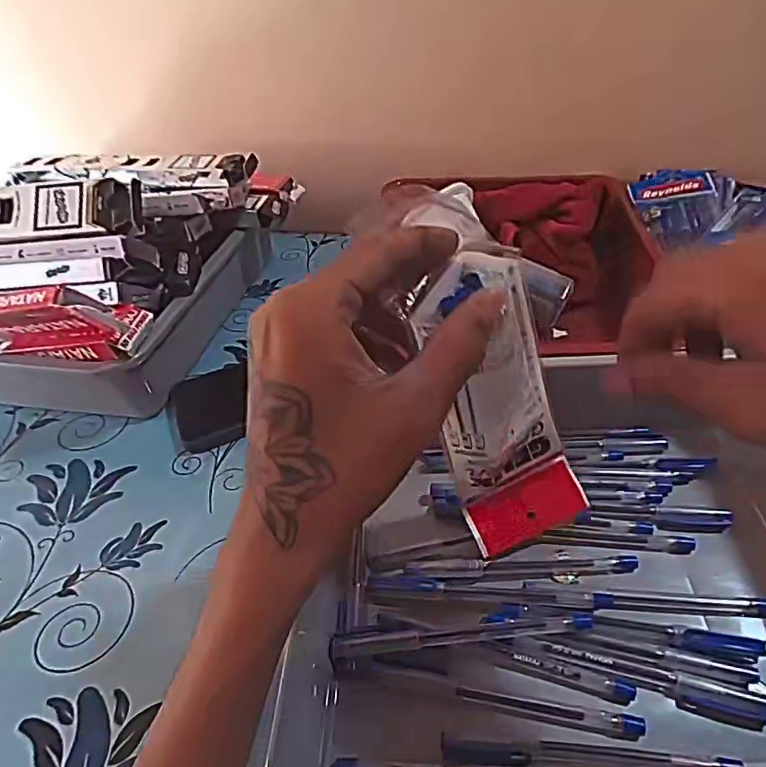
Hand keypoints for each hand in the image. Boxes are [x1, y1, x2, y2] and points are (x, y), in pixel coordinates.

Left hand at [232, 227, 504, 586]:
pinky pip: (329, 329)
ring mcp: (274, 337)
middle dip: (410, 281)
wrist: (290, 524)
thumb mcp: (415, 403)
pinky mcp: (278, 360)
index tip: (456, 242)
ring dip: (391, 315)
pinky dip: (368, 337)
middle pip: (357, 276)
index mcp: (309, 311)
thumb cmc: (347, 467)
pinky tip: (398, 364)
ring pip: (345, 304)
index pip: (374, 253)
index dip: (421, 243)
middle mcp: (283, 313)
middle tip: (456, 284)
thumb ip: (458, 344)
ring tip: (431, 340)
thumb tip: (491, 303)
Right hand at [613, 217, 765, 512]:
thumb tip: (616, 375)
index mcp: (738, 274)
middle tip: (675, 381)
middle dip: (668, 328)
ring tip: (727, 370)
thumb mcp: (762, 408)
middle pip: (689, 277)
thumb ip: (679, 384)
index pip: (652, 297)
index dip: (630, 340)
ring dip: (709, 317)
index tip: (629, 380)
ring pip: (731, 272)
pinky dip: (752, 306)